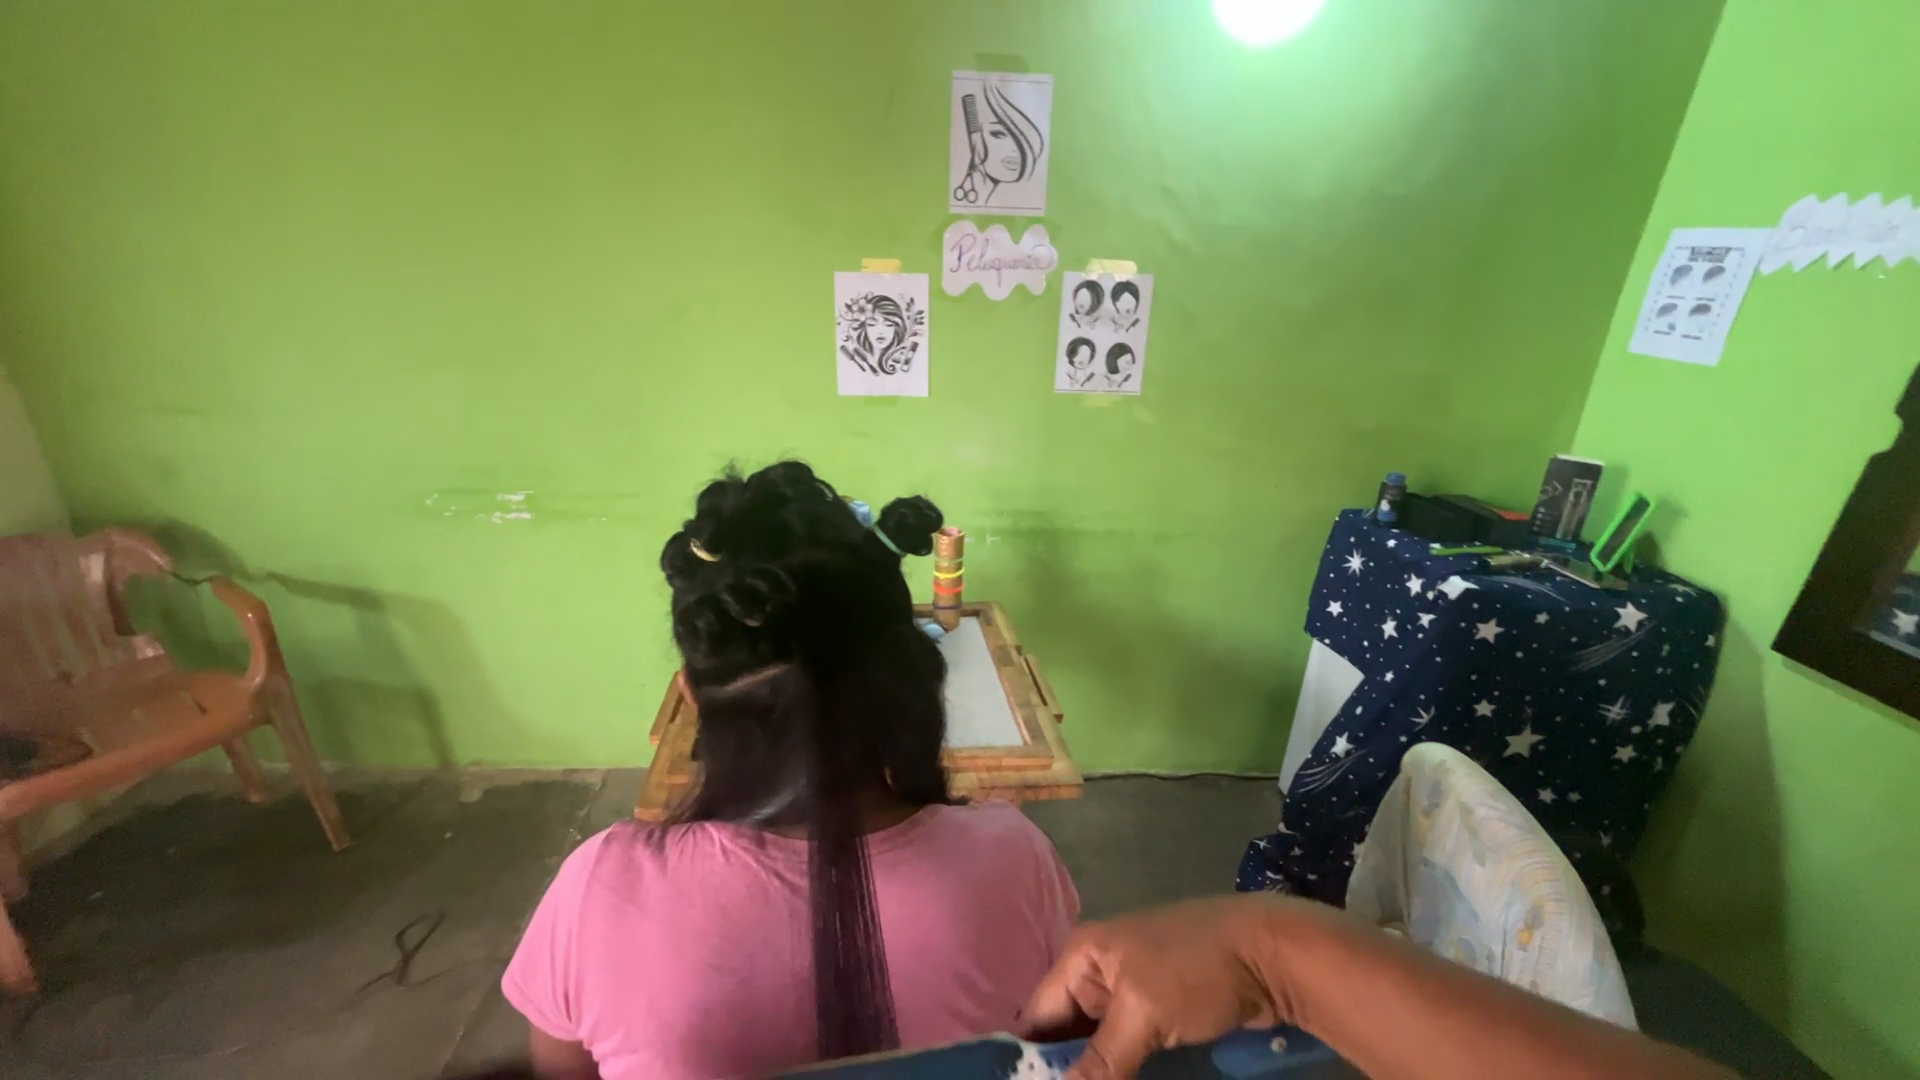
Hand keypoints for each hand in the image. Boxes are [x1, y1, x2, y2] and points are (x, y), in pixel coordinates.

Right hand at [1016, 895, 1319, 1079]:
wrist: (1268, 955)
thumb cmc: (1195, 969)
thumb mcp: (1144, 1011)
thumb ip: (1101, 1060)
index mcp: (1083, 957)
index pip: (1038, 1015)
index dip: (1028, 1059)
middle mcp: (1099, 974)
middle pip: (1066, 1035)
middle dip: (1066, 1073)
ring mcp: (1131, 995)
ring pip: (1099, 1049)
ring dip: (1097, 1078)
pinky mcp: (1160, 1017)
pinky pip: (1129, 1053)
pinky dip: (1122, 1077)